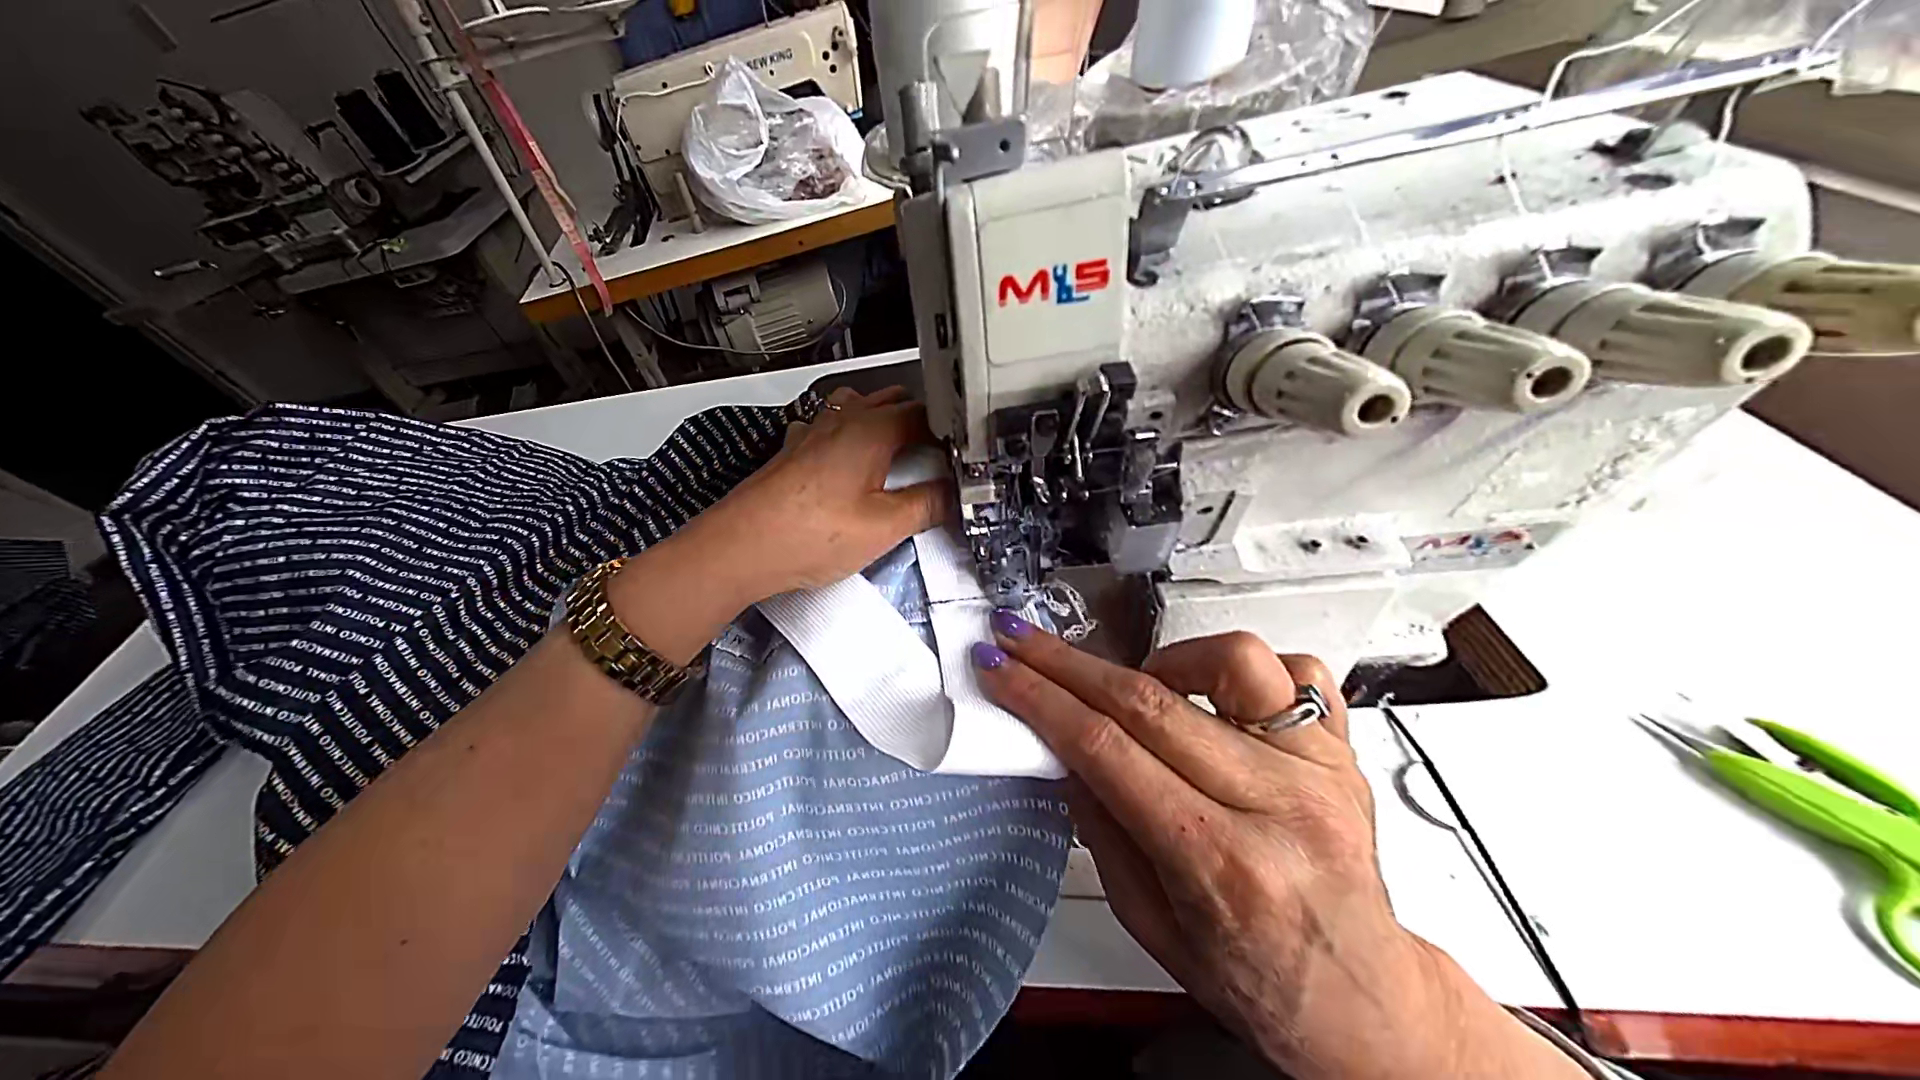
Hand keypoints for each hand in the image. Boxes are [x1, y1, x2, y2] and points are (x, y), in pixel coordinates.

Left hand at [695, 386, 949, 599]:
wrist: (740, 546)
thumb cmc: (806, 534)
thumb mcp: (884, 527)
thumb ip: (928, 506)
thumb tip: (953, 496)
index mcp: (872, 429)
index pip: (927, 414)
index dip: (951, 434)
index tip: (963, 456)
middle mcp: (843, 419)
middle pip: (896, 402)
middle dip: (922, 423)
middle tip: (939, 458)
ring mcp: (816, 430)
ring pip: (863, 408)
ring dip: (887, 423)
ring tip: (900, 457)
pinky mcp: (797, 449)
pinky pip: (835, 426)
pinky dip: (855, 435)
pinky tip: (853, 465)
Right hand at [971, 620, 1587, 1079]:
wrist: (1361, 998)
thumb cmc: (1258, 980)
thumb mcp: (1151, 923)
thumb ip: (1101, 830)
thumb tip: (1064, 750)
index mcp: (1219, 862)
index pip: (1106, 750)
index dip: (1040, 698)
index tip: (1002, 670)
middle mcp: (1275, 804)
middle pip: (1146, 700)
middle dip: (1065, 662)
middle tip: (1021, 640)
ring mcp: (1317, 769)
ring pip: (1230, 660)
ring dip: (1159, 656)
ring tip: (1135, 680)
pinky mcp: (1340, 751)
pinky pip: (1297, 668)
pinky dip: (1239, 664)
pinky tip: (1209, 688)